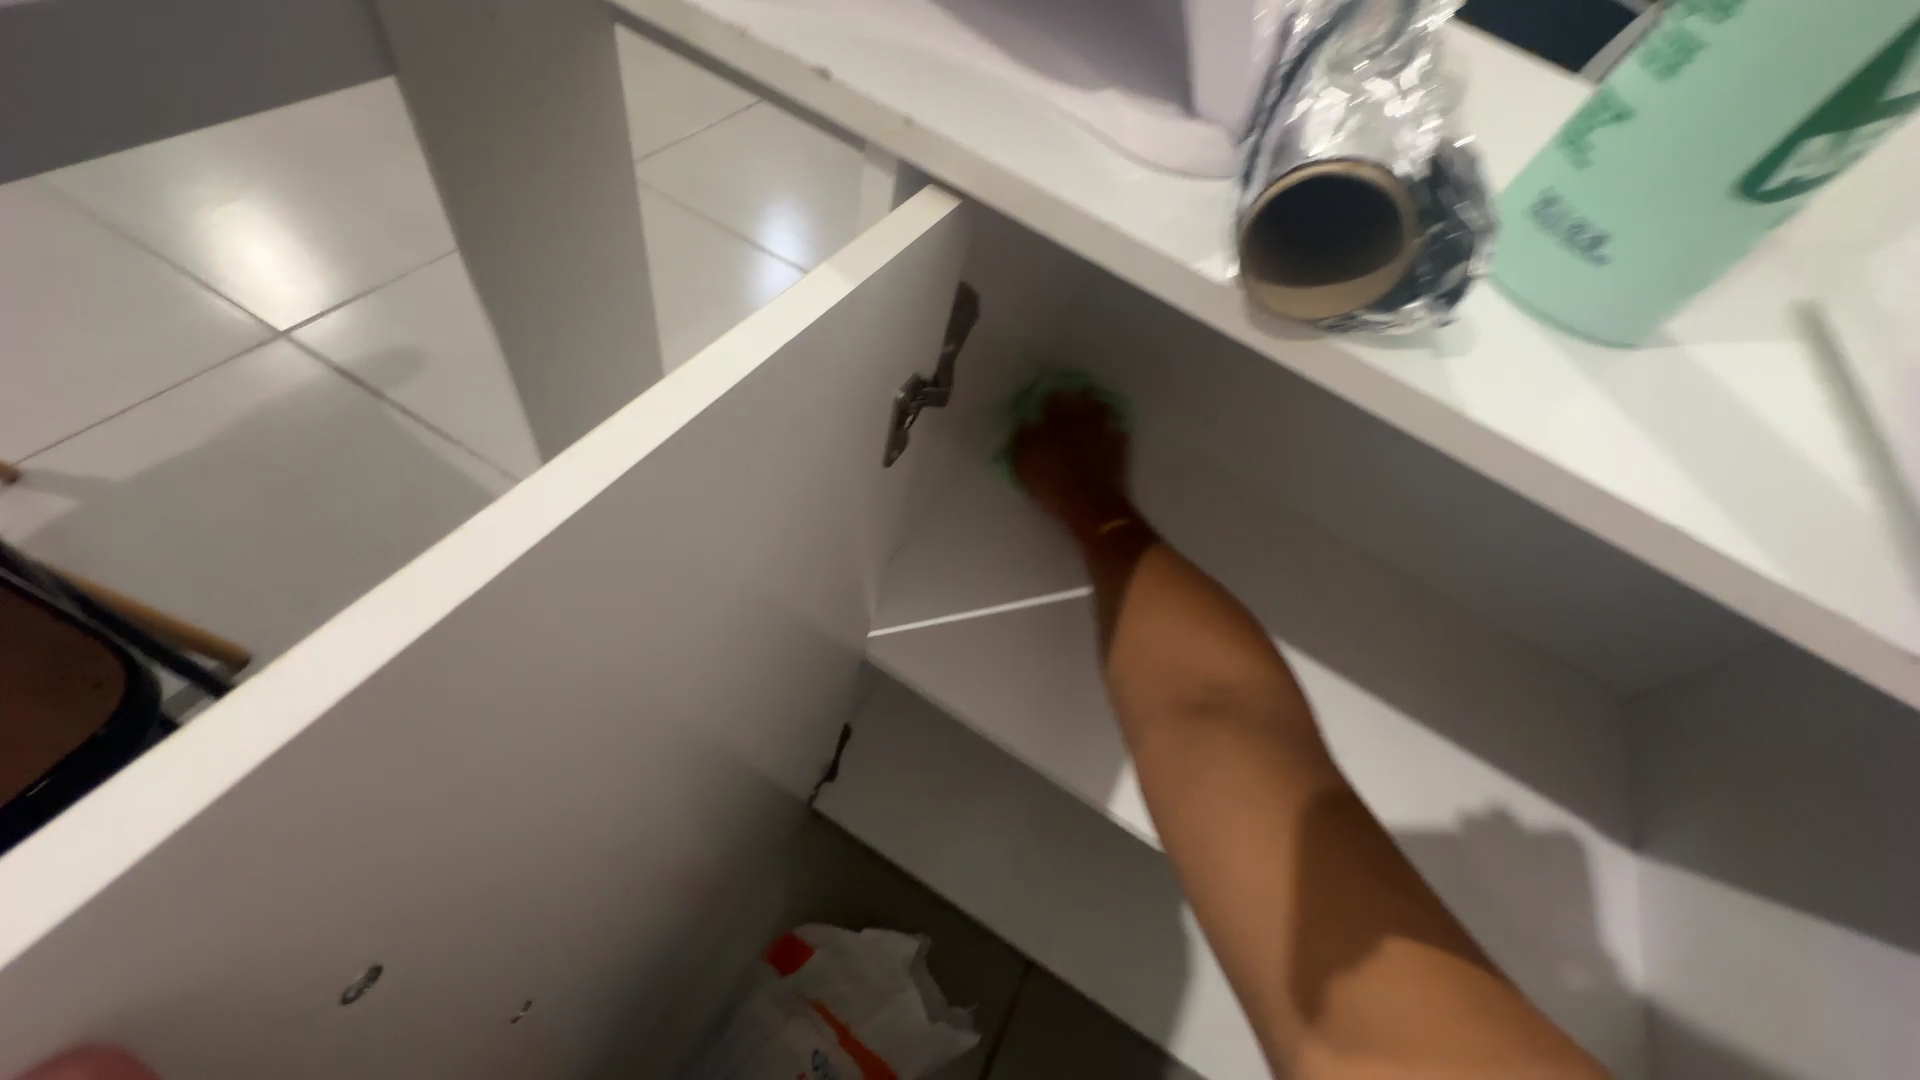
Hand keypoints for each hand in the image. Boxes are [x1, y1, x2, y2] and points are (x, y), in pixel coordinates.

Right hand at [1010, 390, 1134, 544]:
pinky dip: (1115, 428)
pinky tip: (1114, 429)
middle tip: (1073, 393)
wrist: (1091, 506)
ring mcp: (1104, 434)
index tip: (1047, 397)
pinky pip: (1118, 432)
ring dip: (1097, 406)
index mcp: (1056, 423)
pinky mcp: (1120, 450)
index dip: (1049, 398)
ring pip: (1102, 411)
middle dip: (1075, 396)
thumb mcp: (1026, 467)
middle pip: (1080, 401)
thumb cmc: (1053, 486)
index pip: (1052, 401)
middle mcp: (1081, 422)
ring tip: (1095, 404)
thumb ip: (1024, 442)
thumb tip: (1026, 426)